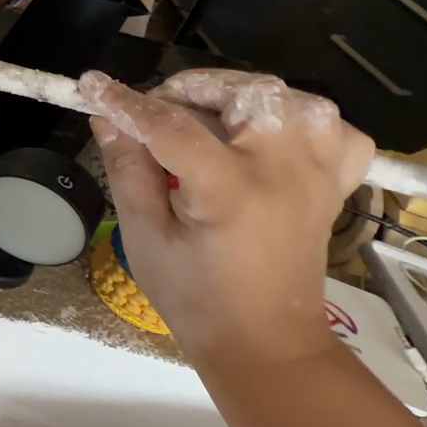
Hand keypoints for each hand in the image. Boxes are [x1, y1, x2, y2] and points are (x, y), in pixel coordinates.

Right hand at [81, 69, 373, 367]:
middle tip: (156, 109)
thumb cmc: (192, 294)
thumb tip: (107, 120)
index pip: (172, 126)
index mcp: (231, 193)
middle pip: (250, 96)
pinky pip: (336, 132)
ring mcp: (319, 179)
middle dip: (193, 89)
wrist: (265, 341)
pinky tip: (265, 135)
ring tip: (207, 115)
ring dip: (246, 98)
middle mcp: (286, 175)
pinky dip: (301, 120)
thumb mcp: (143, 233)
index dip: (125, 102)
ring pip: (299, 103)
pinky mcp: (334, 187)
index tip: (90, 86)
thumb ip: (128, 168)